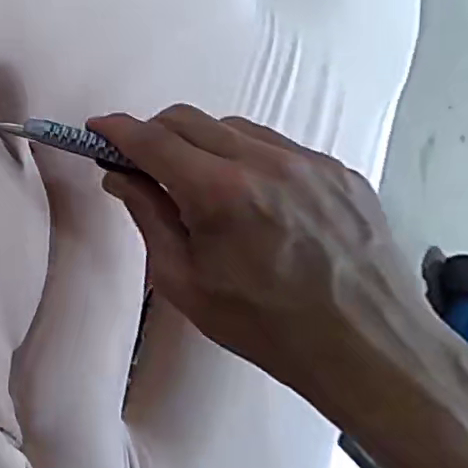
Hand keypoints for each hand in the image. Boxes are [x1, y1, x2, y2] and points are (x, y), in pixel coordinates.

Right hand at [89, 106, 438, 421]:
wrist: (370, 348)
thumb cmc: (266, 326)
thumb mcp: (186, 283)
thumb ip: (148, 217)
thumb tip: (120, 175)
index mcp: (222, 193)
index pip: (153, 140)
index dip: (117, 130)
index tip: (97, 128)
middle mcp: (265, 161)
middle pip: (189, 119)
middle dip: (155, 133)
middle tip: (145, 164)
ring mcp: (309, 161)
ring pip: (233, 127)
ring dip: (203, 144)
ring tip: (206, 186)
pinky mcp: (339, 169)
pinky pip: (277, 145)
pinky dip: (249, 158)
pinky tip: (256, 197)